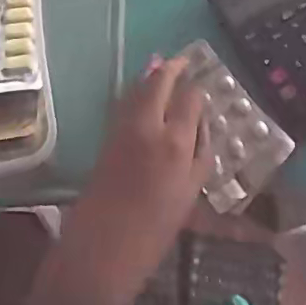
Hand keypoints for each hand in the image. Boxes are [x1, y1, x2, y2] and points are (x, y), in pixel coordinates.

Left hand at [63, 56, 214, 285]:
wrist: (103, 245)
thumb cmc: (156, 227)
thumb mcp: (190, 193)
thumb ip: (200, 155)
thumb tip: (200, 127)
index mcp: (175, 141)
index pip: (189, 99)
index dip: (197, 89)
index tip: (202, 85)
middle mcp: (148, 125)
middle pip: (159, 83)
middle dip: (171, 68)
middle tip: (183, 59)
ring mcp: (123, 127)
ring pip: (138, 89)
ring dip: (150, 74)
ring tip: (161, 63)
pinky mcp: (106, 136)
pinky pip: (125, 103)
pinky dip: (136, 91)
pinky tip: (141, 90)